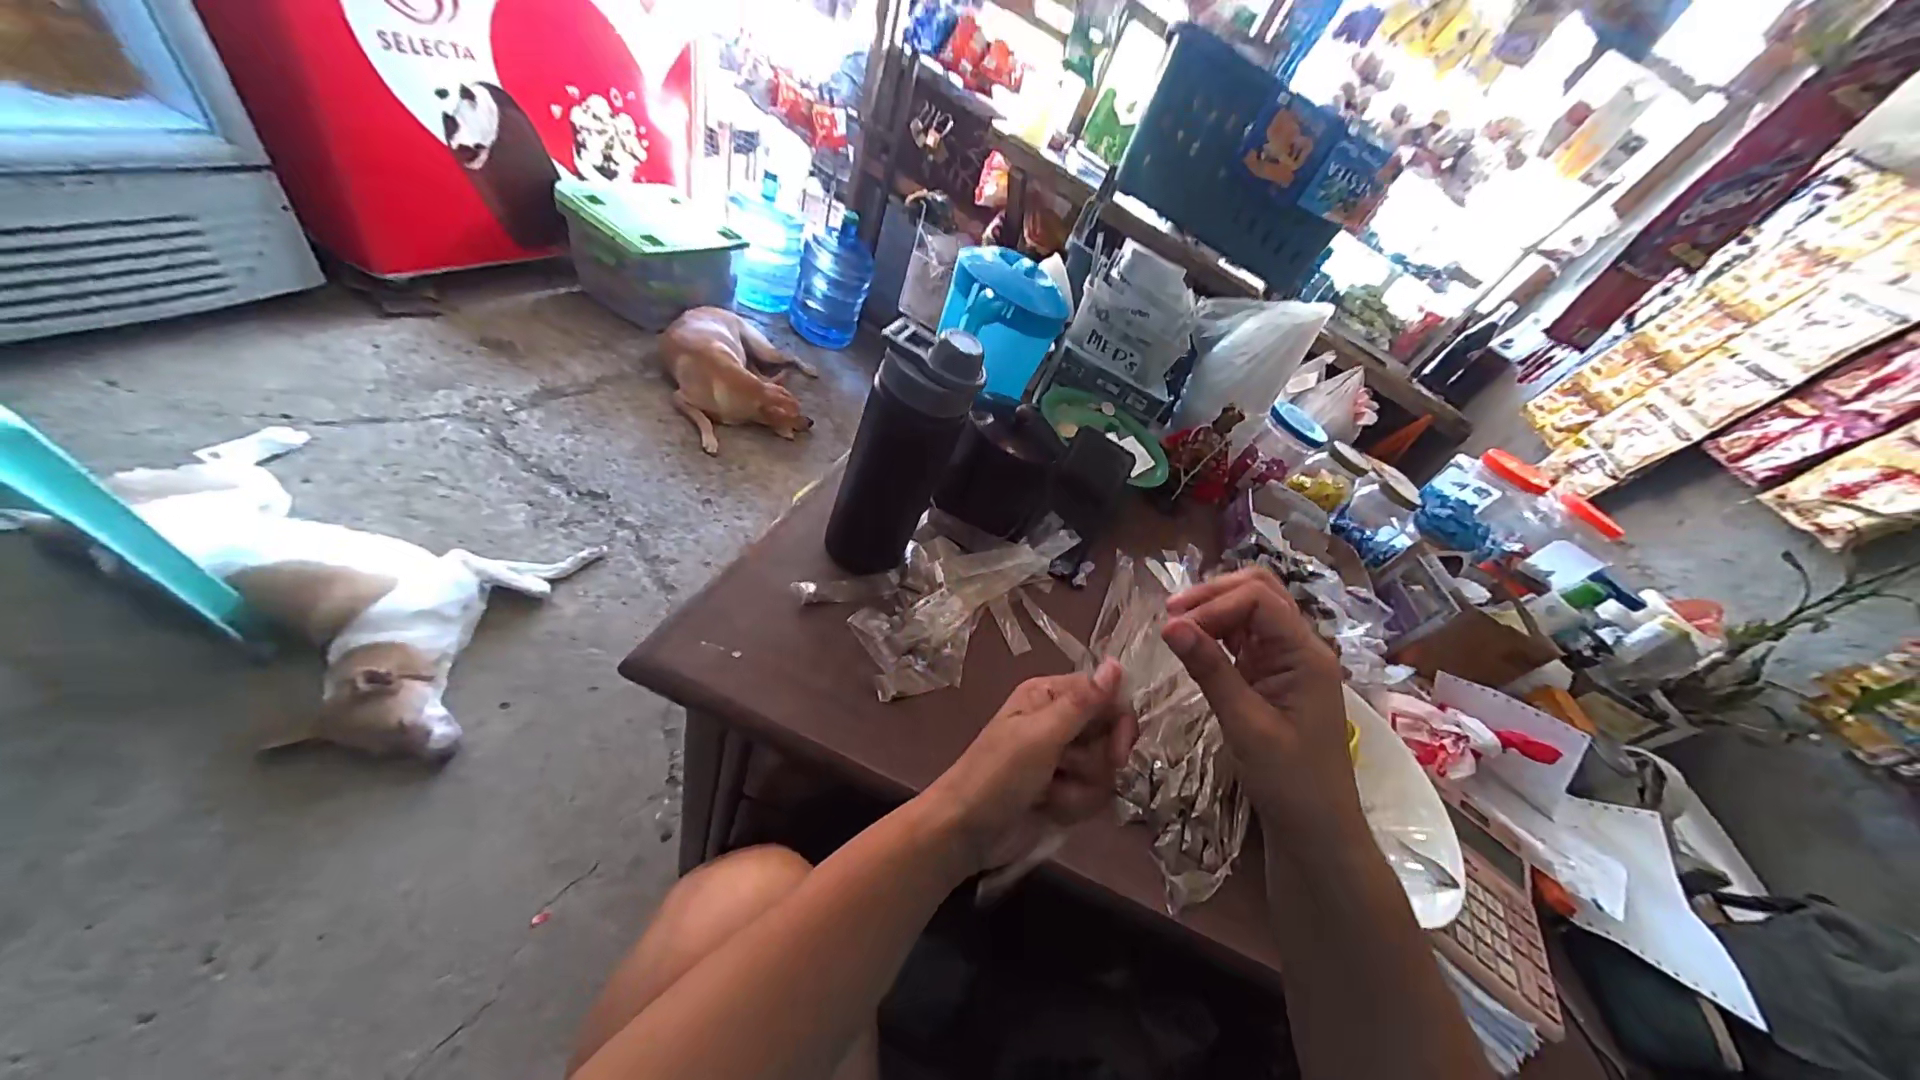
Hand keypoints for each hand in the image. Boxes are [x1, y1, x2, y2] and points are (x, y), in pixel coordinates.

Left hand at [924, 659, 1136, 874]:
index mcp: (1049, 695)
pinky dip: (1075, 804)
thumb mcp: (1041, 734)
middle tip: (1070, 770)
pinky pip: (1094, 793)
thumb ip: (1082, 703)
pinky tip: (1050, 807)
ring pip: (1105, 768)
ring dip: (1081, 787)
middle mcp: (1058, 721)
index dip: (1117, 721)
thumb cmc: (999, 774)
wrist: (967, 830)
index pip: (1105, 695)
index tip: (1117, 750)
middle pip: (1109, 734)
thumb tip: (1116, 664)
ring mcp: (1062, 757)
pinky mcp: (1065, 789)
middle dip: (1095, 761)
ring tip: (1050, 792)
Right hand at [1160, 568, 1363, 840]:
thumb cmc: (1289, 780)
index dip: (1214, 603)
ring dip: (1212, 608)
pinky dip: (1214, 630)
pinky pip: (1242, 635)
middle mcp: (1299, 646)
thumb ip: (1209, 670)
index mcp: (1306, 654)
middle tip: (1170, 615)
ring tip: (1174, 624)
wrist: (1316, 827)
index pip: (1259, 599)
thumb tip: (1169, 626)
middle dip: (1213, 594)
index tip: (1174, 627)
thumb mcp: (1245, 725)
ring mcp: (1285, 659)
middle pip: (1258, 591)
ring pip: (1249, 609)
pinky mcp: (1270, 673)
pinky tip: (1191, 640)